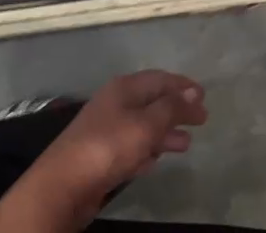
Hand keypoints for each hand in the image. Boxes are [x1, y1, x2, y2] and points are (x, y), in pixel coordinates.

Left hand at [0, 71, 207, 232]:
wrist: (62, 187)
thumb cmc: (108, 147)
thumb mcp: (146, 124)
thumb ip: (171, 107)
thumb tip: (192, 92)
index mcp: (124, 89)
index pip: (159, 79)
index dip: (183, 85)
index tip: (204, 96)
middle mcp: (114, 104)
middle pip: (152, 102)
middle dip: (177, 110)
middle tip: (201, 120)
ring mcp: (105, 131)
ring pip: (143, 127)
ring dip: (165, 133)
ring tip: (186, 145)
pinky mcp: (100, 157)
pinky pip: (131, 148)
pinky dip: (147, 150)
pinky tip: (156, 160)